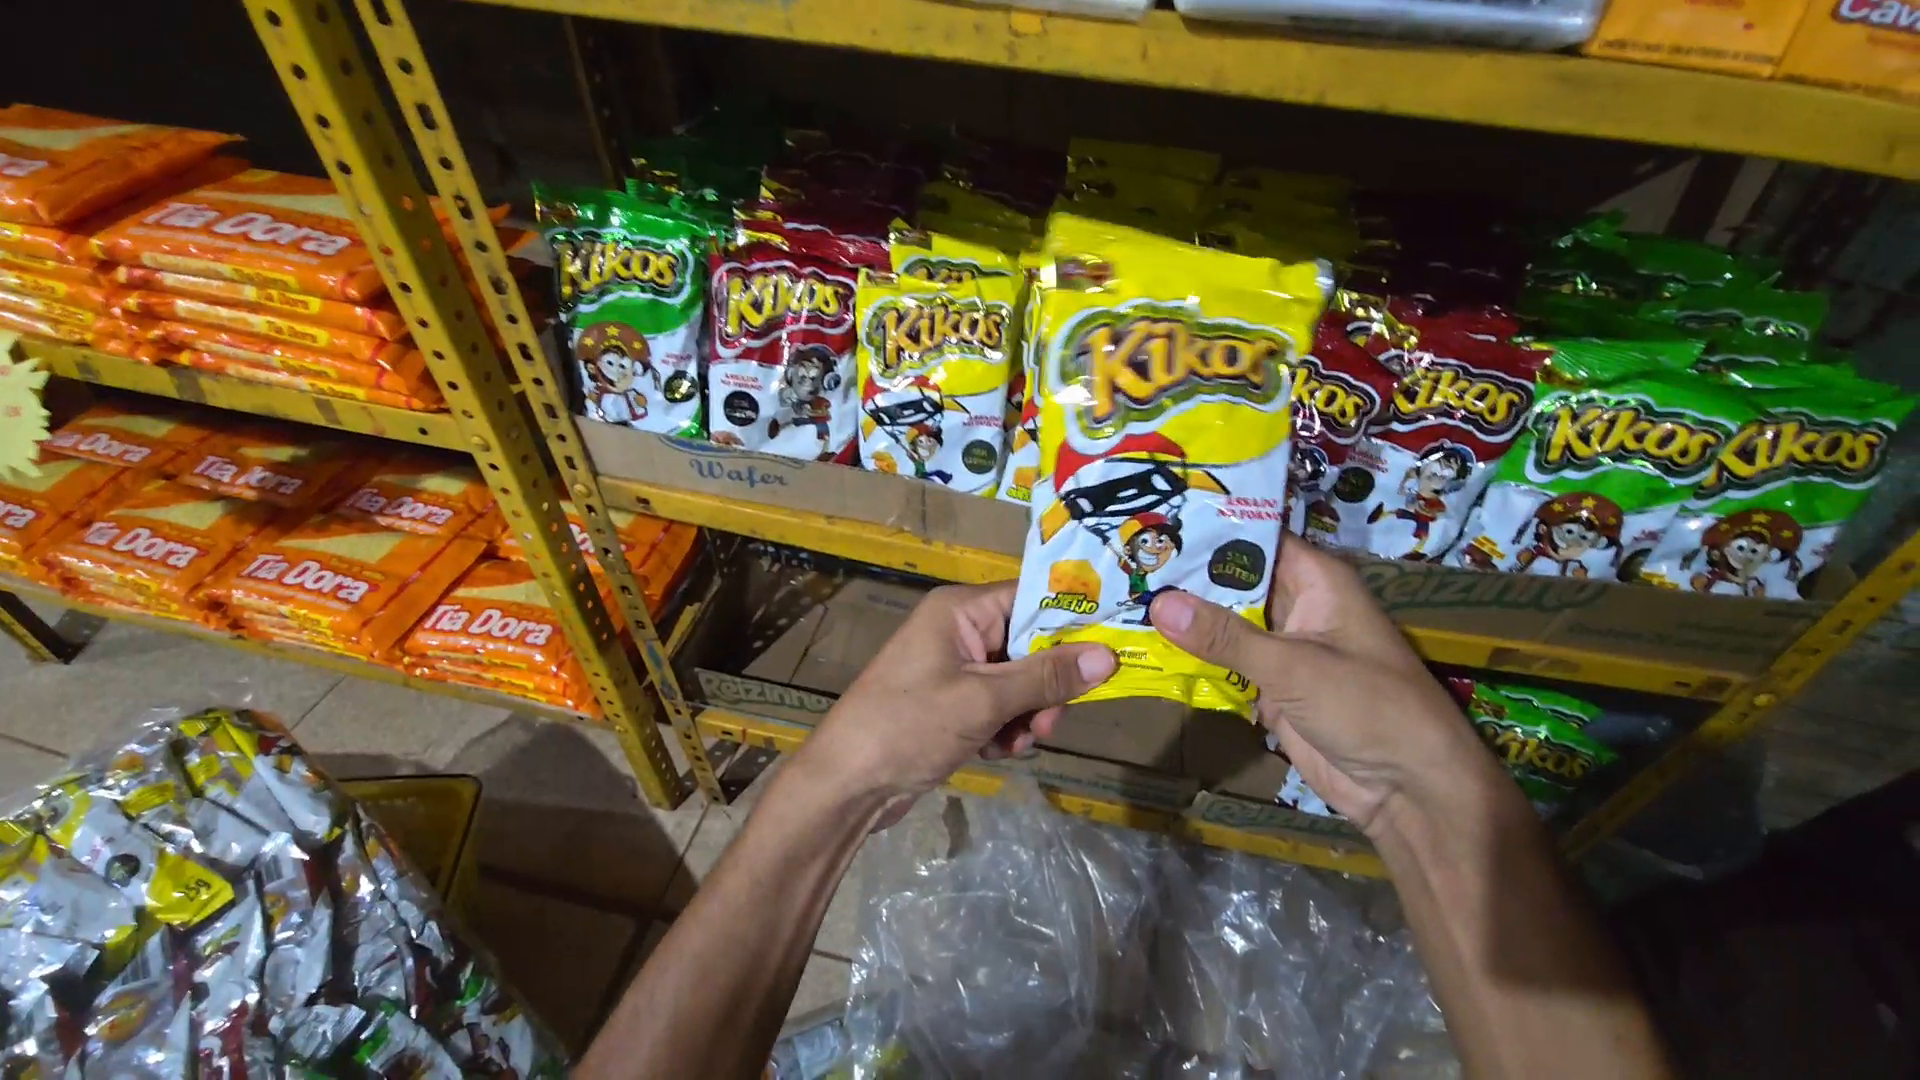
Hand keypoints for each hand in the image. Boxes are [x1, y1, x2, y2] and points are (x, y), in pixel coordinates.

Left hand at [796, 582, 1116, 811]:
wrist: (848, 784)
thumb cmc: (909, 725)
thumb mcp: (983, 700)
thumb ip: (1045, 678)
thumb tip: (1108, 656)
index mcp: (960, 610)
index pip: (1031, 597)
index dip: (1071, 622)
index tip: (1111, 647)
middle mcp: (959, 630)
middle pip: (1030, 644)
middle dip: (1046, 686)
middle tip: (1048, 722)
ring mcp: (955, 668)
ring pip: (1019, 681)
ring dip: (1027, 714)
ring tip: (1016, 742)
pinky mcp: (953, 703)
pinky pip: (999, 706)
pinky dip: (1006, 728)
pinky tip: (997, 751)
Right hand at [1148, 541, 1505, 835]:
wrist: (1408, 790)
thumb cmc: (1368, 708)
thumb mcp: (1294, 666)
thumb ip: (1225, 636)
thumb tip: (1158, 602)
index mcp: (1316, 581)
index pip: (1254, 538)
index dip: (1207, 529)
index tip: (1153, 521)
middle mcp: (1297, 605)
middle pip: (1232, 580)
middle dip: (1184, 576)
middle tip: (1121, 562)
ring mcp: (1282, 647)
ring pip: (1224, 622)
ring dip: (1183, 618)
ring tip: (1121, 598)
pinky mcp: (1269, 685)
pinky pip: (1224, 661)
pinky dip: (1193, 657)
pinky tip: (1144, 645)